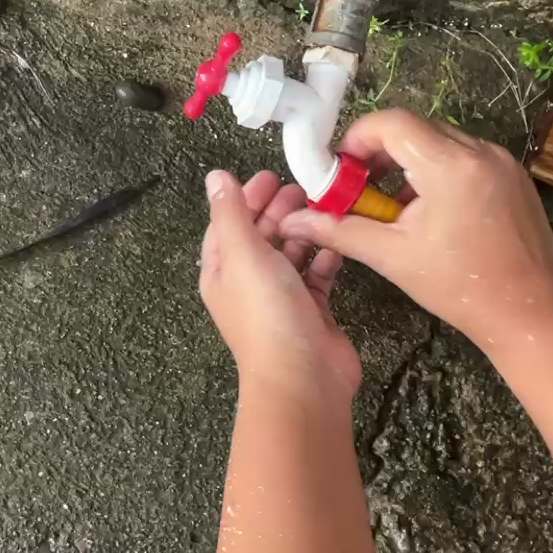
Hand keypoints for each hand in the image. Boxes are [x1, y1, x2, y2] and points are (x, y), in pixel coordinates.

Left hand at [198, 169, 360, 401]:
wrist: (303, 377)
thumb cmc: (267, 313)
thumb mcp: (243, 254)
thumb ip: (231, 213)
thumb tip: (214, 177)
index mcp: (222, 272)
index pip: (227, 225)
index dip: (244, 198)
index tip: (269, 175)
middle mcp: (247, 284)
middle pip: (260, 236)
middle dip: (278, 209)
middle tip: (303, 186)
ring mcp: (280, 298)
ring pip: (290, 253)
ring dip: (303, 229)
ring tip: (324, 205)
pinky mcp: (311, 310)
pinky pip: (317, 275)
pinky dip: (325, 256)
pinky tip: (337, 239)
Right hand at [276, 109, 552, 351]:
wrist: (530, 313)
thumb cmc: (461, 288)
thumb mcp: (392, 256)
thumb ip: (340, 230)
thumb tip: (294, 220)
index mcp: (451, 167)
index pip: (392, 122)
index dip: (357, 139)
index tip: (341, 171)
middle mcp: (480, 152)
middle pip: (413, 127)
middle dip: (378, 152)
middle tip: (357, 188)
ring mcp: (500, 161)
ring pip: (437, 140)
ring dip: (404, 162)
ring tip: (390, 205)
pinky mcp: (510, 174)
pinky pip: (461, 155)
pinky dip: (432, 171)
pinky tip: (423, 210)